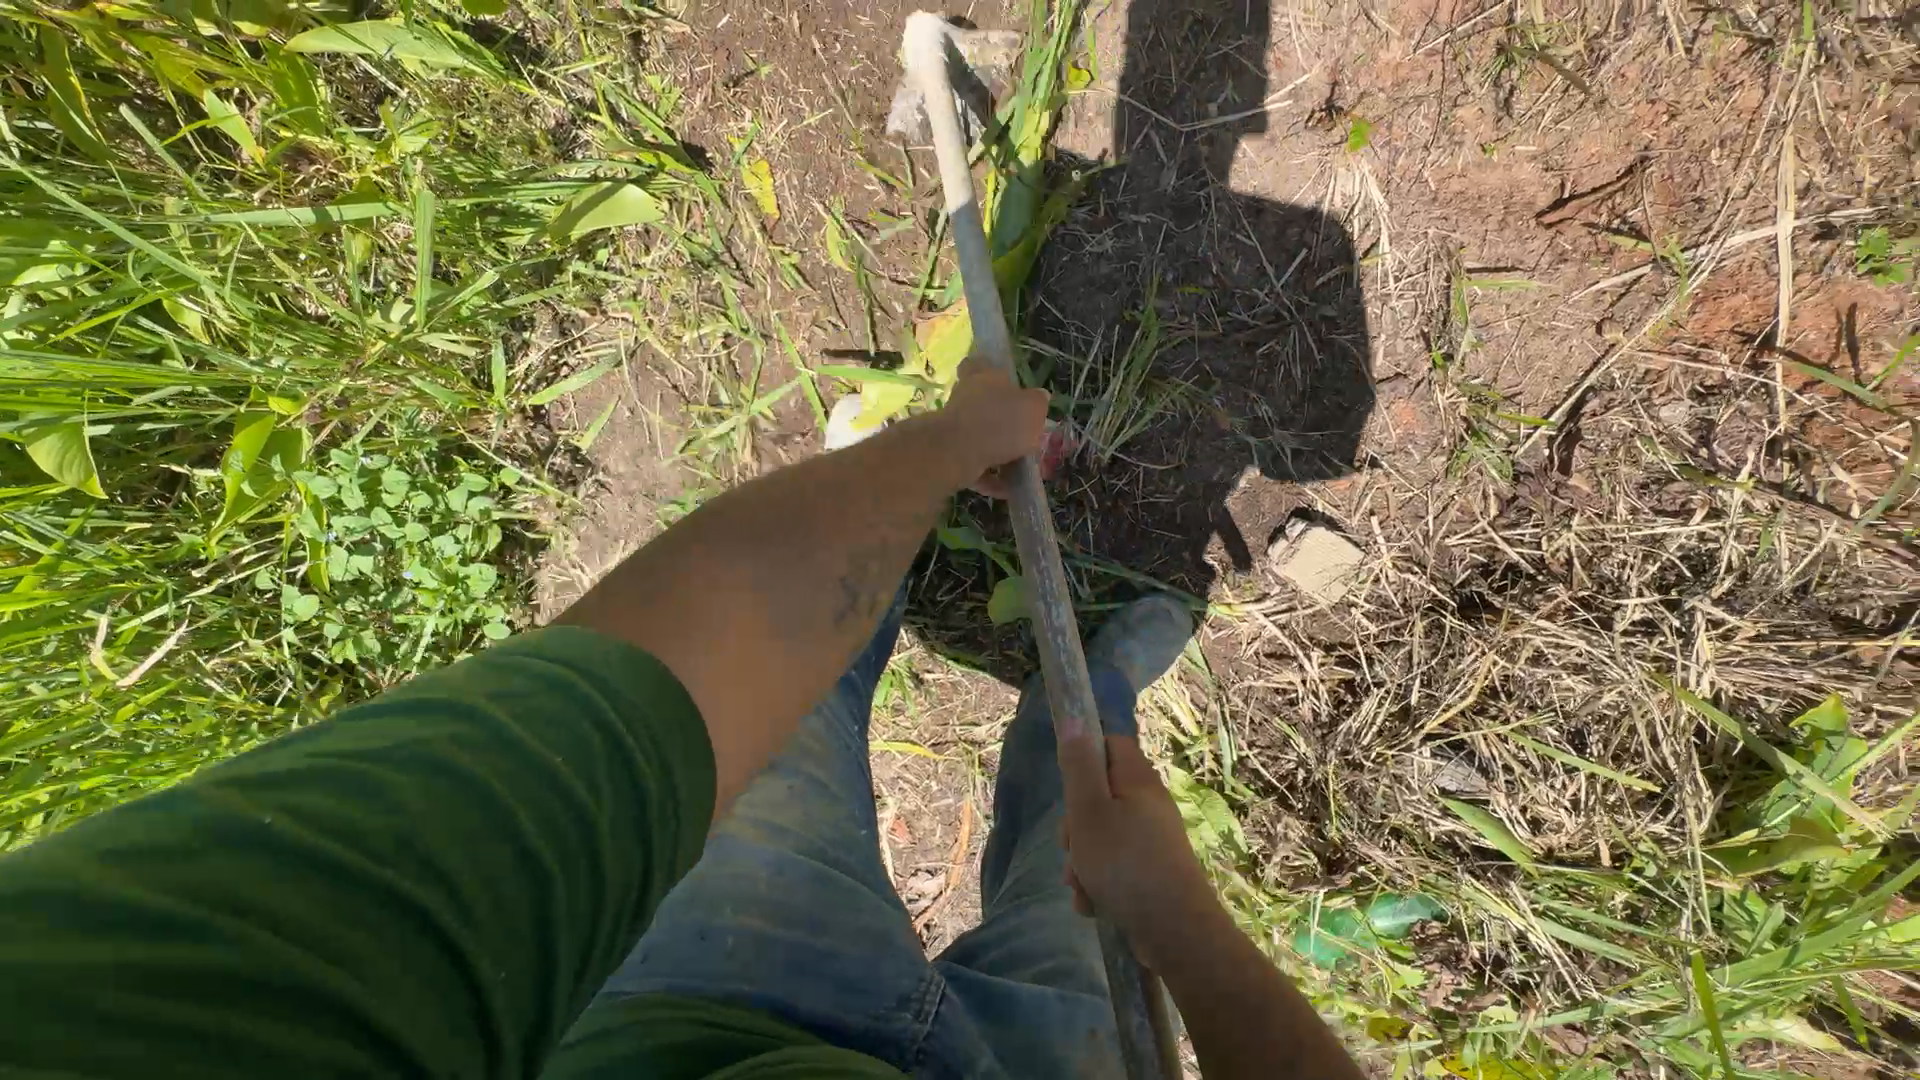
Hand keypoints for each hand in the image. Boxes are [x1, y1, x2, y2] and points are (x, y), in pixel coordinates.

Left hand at [936, 358, 1049, 494]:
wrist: (960, 452)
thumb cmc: (1000, 421)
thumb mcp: (1033, 408)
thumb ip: (1037, 402)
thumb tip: (1039, 397)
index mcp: (983, 377)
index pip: (979, 364)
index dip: (987, 370)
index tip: (1001, 384)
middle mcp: (965, 399)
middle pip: (982, 405)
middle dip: (999, 422)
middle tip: (1022, 436)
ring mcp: (955, 428)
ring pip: (979, 439)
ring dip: (997, 453)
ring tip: (1020, 469)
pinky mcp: (950, 455)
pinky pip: (975, 466)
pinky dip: (990, 478)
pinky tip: (1008, 490)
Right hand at [1058, 733, 1231, 970]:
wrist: (1177, 934)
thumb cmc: (1125, 864)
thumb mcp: (1089, 810)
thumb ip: (1078, 766)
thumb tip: (1074, 718)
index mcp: (1137, 780)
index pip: (1110, 744)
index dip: (1085, 759)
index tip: (1069, 789)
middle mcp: (1148, 804)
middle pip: (1100, 794)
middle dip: (1076, 824)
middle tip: (1071, 846)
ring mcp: (1153, 839)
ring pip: (1103, 834)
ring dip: (1084, 859)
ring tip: (1082, 886)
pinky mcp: (1153, 871)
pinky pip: (1116, 864)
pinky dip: (1100, 882)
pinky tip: (1094, 905)